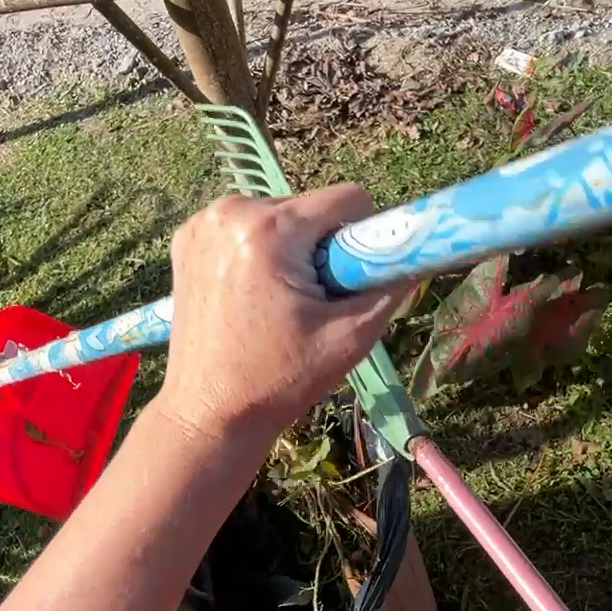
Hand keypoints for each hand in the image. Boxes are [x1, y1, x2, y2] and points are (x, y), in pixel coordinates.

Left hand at [153, 185, 405, 448]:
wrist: (209, 411)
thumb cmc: (281, 380)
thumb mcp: (351, 337)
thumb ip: (393, 286)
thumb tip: (424, 252)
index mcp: (269, 231)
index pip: (348, 199)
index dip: (361, 238)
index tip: (346, 280)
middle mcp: (230, 211)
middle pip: (310, 208)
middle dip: (320, 248)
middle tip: (307, 303)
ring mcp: (202, 223)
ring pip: (279, 216)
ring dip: (289, 249)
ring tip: (276, 303)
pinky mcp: (187, 237)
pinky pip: (246, 226)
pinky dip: (257, 251)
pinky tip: (248, 295)